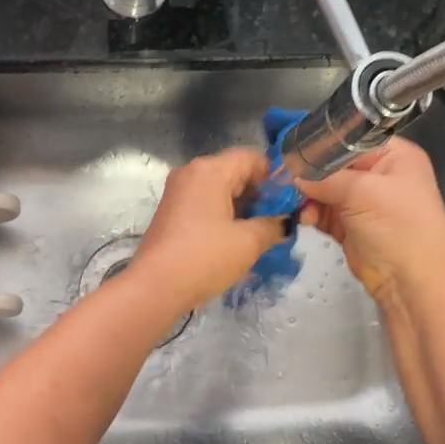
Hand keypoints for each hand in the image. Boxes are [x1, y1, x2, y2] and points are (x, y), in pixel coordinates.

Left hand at [130, 148, 288, 311]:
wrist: (155, 287)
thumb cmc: (205, 257)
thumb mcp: (249, 242)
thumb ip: (273, 225)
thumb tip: (284, 222)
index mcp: (209, 170)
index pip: (251, 157)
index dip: (274, 176)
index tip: (289, 201)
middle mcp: (191, 173)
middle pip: (234, 172)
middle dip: (259, 194)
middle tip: (278, 221)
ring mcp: (177, 193)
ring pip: (219, 190)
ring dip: (242, 208)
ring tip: (260, 234)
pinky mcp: (171, 213)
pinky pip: (205, 204)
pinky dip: (223, 216)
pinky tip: (236, 241)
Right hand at [295, 137, 444, 300]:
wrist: (412, 283)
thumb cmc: (398, 228)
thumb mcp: (363, 192)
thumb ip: (324, 178)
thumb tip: (290, 173)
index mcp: (393, 155)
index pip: (350, 138)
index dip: (320, 142)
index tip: (288, 146)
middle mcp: (379, 174)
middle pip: (333, 165)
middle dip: (308, 173)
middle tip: (281, 178)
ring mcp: (363, 202)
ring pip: (324, 189)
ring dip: (307, 196)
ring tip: (293, 203)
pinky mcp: (350, 226)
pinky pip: (323, 212)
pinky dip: (311, 214)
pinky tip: (303, 218)